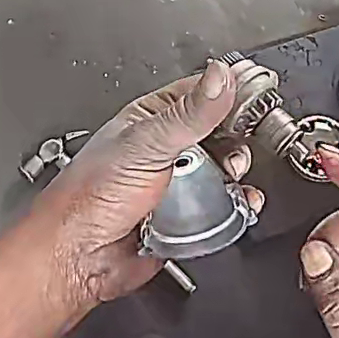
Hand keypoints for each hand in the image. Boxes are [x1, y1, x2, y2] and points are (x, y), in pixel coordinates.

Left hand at [31, 61, 262, 311]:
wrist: (77, 260)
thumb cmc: (89, 198)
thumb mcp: (147, 144)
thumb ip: (190, 112)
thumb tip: (220, 76)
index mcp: (153, 117)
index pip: (203, 91)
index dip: (233, 90)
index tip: (260, 93)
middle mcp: (168, 146)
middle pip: (222, 130)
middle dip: (240, 136)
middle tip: (247, 139)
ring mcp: (180, 180)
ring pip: (226, 168)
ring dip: (238, 171)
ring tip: (235, 173)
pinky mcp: (190, 213)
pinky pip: (224, 203)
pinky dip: (238, 203)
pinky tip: (240, 202)